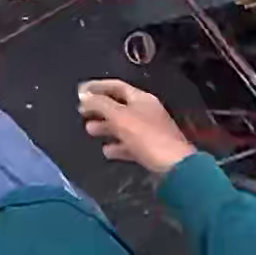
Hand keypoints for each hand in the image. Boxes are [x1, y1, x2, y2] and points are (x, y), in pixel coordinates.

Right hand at [77, 79, 195, 175]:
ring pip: (122, 125)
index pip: (115, 86)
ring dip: (105, 127)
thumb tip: (84, 95)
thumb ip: (99, 103)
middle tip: (81, 112)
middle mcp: (146, 111)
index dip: (96, 87)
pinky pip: (130, 143)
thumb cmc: (146, 136)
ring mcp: (150, 130)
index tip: (79, 92)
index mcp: (141, 99)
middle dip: (98, 108)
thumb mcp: (118, 116)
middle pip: (117, 105)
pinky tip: (107, 151)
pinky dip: (117, 145)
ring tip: (89, 130)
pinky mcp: (151, 148)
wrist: (176, 168)